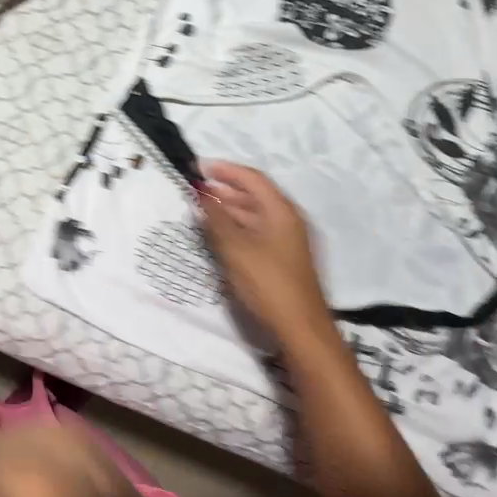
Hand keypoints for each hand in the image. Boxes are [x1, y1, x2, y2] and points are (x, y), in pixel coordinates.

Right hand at [195, 161, 334, 348]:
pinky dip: (237, 224)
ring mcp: (288, 239)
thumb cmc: (267, 282)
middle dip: (224, 188)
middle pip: (255, 194)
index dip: (225, 170)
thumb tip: (200, 194)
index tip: (198, 168)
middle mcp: (288, 219)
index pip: (252, 178)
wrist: (300, 328)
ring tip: (202, 208)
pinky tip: (219, 232)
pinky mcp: (284, 256)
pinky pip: (257, 229)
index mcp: (281, 211)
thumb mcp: (235, 248)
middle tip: (196, 189)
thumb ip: (215, 218)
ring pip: (255, 213)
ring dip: (229, 207)